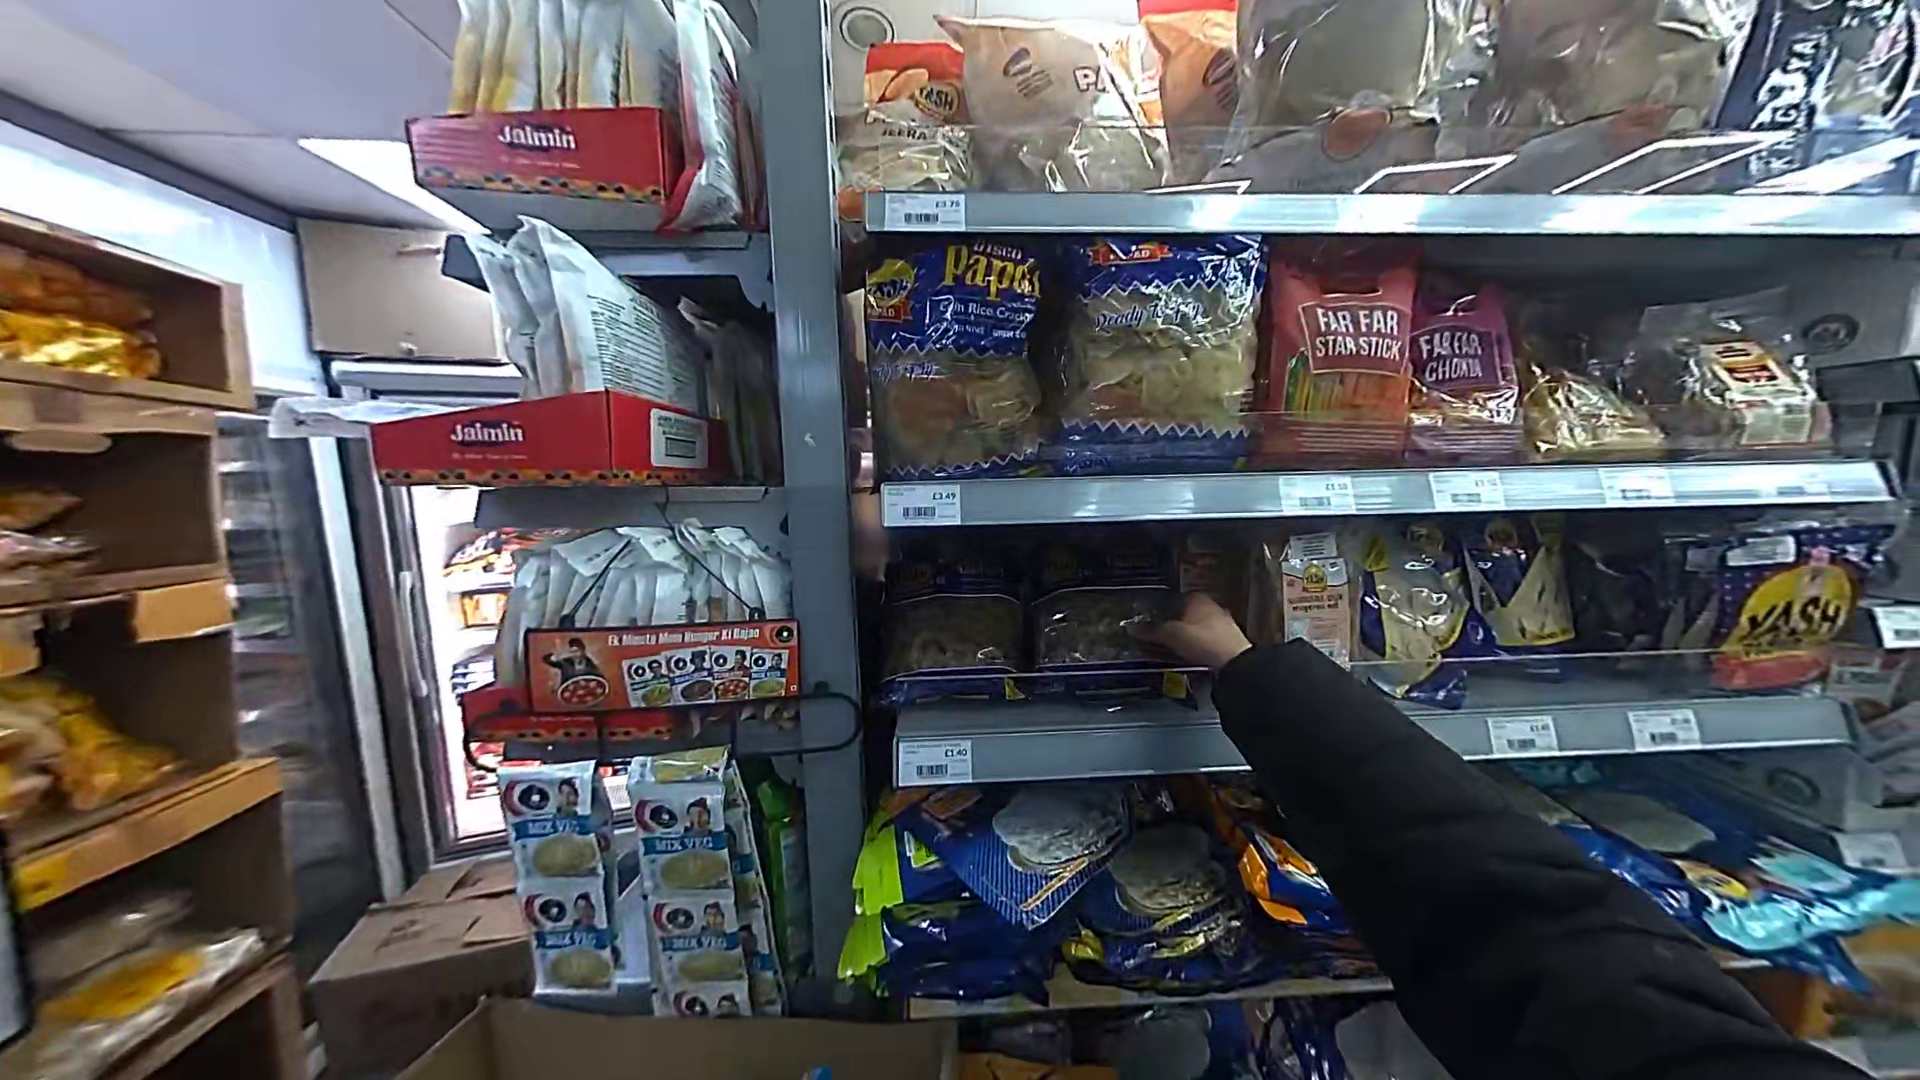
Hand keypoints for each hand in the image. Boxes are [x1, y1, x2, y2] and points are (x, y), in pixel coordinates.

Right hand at [1132, 593, 1252, 672]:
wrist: (1236, 664)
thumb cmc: (1202, 641)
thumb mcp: (1172, 635)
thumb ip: (1152, 630)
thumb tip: (1131, 628)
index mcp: (1198, 599)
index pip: (1173, 597)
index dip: (1159, 605)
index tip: (1148, 614)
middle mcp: (1212, 606)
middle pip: (1185, 611)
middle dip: (1171, 619)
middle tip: (1156, 629)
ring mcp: (1222, 622)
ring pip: (1195, 624)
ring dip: (1183, 631)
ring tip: (1169, 642)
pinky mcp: (1228, 639)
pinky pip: (1204, 636)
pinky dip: (1194, 641)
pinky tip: (1187, 650)